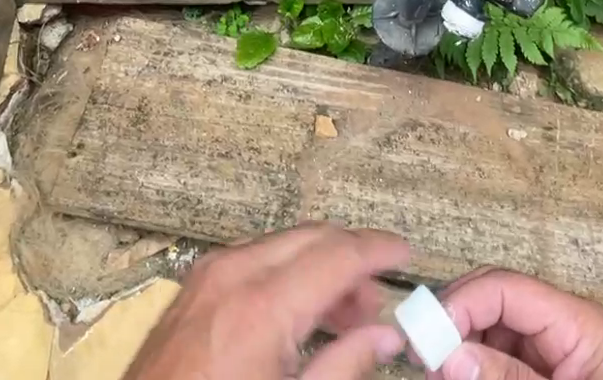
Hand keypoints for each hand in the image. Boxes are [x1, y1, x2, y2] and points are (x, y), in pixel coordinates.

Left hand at [122, 224, 411, 379]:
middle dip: (352, 257)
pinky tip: (300, 309)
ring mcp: (210, 274)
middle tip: (378, 298)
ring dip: (321, 263)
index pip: (339, 254)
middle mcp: (235, 273)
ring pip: (284, 243)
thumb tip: (387, 337)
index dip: (379, 250)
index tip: (407, 253)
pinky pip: (255, 257)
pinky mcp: (195, 284)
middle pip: (312, 237)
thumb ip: (344, 365)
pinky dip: (287, 270)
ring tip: (344, 313)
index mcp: (262, 306)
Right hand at [429, 268, 602, 379]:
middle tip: (423, 362)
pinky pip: (502, 360)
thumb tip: (451, 356)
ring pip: (491, 332)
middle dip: (454, 324)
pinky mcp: (546, 376)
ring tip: (436, 374)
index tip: (426, 342)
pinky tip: (458, 377)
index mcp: (575, 322)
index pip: (505, 288)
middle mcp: (561, 328)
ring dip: (460, 349)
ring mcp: (553, 355)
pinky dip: (477, 367)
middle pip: (493, 302)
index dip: (461, 304)